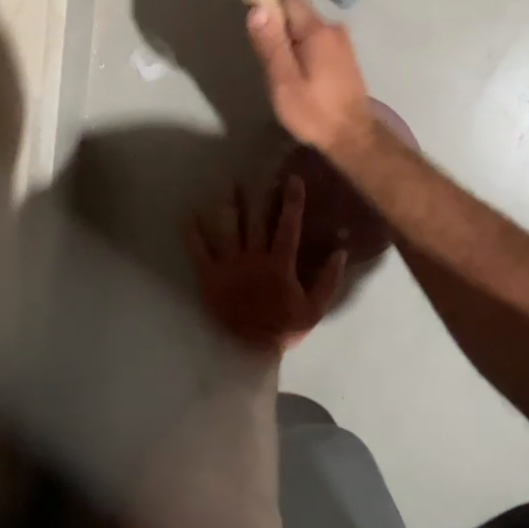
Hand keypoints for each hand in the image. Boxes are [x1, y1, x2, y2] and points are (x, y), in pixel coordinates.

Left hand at [187, 177, 346, 354]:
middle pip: (256, 221)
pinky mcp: (210, 277)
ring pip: (228, 228)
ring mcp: (230, 266)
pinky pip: (198, 251)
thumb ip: (328, 279)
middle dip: (260, 197)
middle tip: (261, 176)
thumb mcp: (315, 308)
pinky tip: (188, 215)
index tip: (293, 180)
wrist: (251, 352)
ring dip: (229, 205)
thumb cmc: (284, 327)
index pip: (288, 227)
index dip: (291, 202)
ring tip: (228, 184)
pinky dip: (192, 233)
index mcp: (279, 265)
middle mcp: (254, 259)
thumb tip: (341, 251)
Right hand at [247, 0, 373, 154]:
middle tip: (273, 65)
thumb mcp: (284, 81)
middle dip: (279, 31)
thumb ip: (270, 43)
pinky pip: (317, 41)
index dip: (268, 10)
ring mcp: (342, 41)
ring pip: (305, 28)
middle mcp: (332, 27)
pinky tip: (304, 79)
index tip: (259, 36)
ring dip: (292, 44)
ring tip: (287, 76)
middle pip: (296, 12)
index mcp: (317, 30)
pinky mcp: (345, 55)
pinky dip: (305, 52)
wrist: (354, 137)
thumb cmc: (314, 112)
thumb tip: (256, 6)